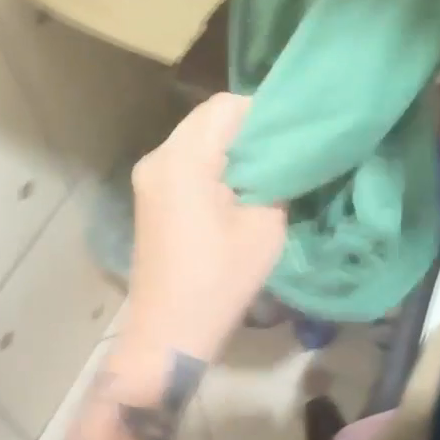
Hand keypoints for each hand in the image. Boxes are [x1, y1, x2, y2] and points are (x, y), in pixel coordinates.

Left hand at [122, 94, 285, 361]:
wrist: (167, 333)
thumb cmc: (219, 281)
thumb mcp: (266, 226)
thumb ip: (277, 177)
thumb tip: (286, 156)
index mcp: (184, 160)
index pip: (226, 106)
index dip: (262, 113)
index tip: (291, 133)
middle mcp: (159, 156)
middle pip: (207, 116)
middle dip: (246, 126)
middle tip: (283, 147)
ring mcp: (149, 174)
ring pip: (196, 135)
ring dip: (229, 143)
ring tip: (264, 166)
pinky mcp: (149, 192)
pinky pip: (185, 157)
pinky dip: (212, 159)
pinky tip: (237, 183)